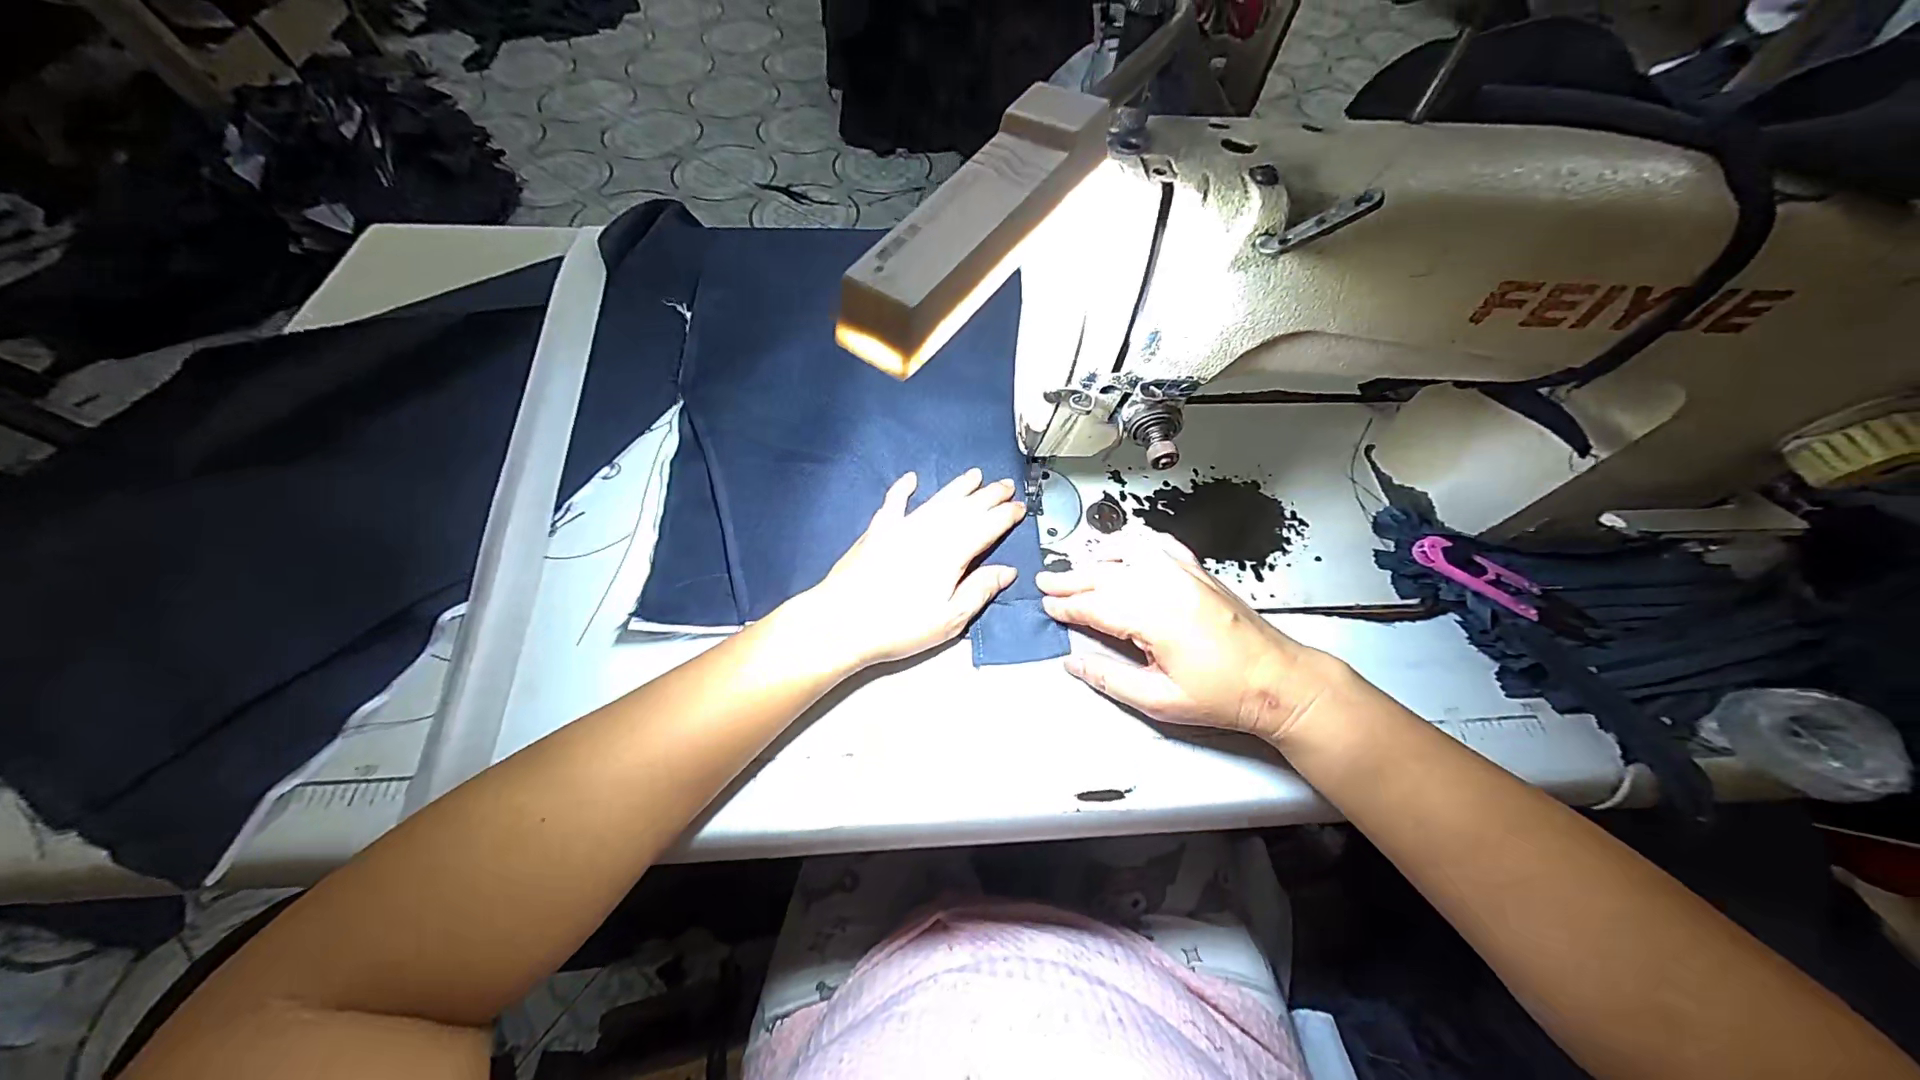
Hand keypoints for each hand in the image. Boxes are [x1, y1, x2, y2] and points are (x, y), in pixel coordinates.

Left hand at [787, 469, 1026, 669]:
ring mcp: (902, 527)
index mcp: (952, 552)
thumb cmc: (897, 625)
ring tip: (975, 476)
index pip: (988, 525)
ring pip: (937, 500)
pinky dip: (903, 489)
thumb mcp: (949, 618)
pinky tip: (911, 479)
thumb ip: (979, 590)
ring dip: (958, 487)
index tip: (1019, 508)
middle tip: (1005, 486)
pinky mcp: (878, 531)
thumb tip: (1006, 572)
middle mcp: (929, 531)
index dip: (1006, 515)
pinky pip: (894, 502)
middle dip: (989, 495)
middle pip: (967, 507)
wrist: (841, 622)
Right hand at [1035, 532, 1347, 742]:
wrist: (1279, 682)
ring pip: (1130, 554)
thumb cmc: (1228, 694)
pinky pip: (1162, 546)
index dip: (1067, 606)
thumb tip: (1075, 664)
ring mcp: (1187, 575)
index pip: (1096, 604)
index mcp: (1157, 618)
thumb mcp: (1160, 700)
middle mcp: (1170, 588)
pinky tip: (1125, 546)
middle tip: (1048, 582)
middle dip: (1071, 579)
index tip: (1049, 607)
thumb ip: (1110, 679)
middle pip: (1107, 575)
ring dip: (1098, 559)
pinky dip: (1137, 543)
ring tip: (1076, 565)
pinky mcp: (1201, 573)